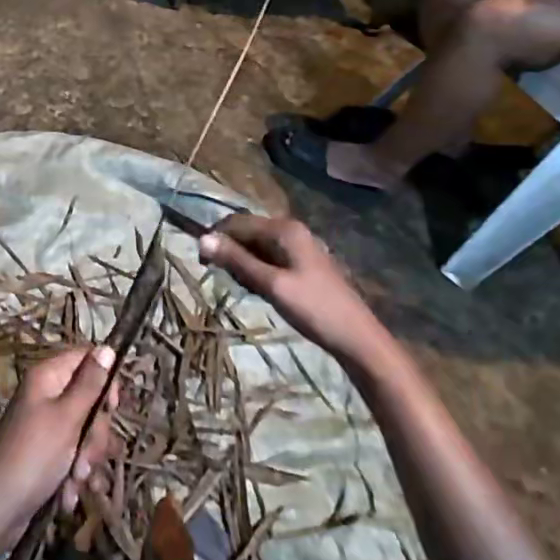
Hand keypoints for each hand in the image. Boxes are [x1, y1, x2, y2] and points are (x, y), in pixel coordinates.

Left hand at [0, 347, 118, 545]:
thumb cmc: (33, 456)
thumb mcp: (67, 418)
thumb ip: (90, 384)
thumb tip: (108, 347)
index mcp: (46, 377)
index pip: (85, 359)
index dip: (104, 379)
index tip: (112, 407)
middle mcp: (46, 395)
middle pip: (90, 400)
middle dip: (95, 433)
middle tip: (86, 455)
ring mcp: (46, 425)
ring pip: (86, 432)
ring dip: (87, 459)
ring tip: (76, 479)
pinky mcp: (47, 452)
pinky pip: (74, 455)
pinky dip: (75, 474)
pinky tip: (68, 493)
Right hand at [199, 214, 384, 361]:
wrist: (357, 338)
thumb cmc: (314, 309)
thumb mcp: (271, 285)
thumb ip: (237, 261)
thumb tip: (202, 239)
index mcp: (285, 229)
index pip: (237, 222)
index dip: (216, 237)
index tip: (201, 262)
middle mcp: (291, 230)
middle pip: (247, 231)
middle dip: (230, 251)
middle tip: (223, 277)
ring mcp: (298, 247)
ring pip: (257, 245)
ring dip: (243, 262)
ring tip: (244, 286)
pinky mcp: (302, 263)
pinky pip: (269, 257)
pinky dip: (257, 269)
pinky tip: (259, 288)